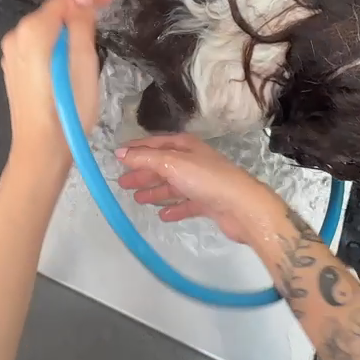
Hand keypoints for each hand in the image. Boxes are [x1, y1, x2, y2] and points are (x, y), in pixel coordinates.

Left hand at [0, 0, 112, 182]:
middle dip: (78, 12)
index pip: (64, 0)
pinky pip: (37, 47)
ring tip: (89, 43)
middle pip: (52, 14)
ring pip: (45, 30)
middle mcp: (16, 36)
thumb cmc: (69, 108)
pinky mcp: (12, 70)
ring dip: (67, 30)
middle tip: (104, 18)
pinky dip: (54, 46)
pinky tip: (68, 63)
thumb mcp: (84, 62)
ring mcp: (11, 54)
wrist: (41, 151)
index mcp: (33, 30)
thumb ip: (81, 22)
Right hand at [116, 133, 289, 247]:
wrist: (241, 206)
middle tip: (122, 183)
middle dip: (142, 173)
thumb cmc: (205, 179)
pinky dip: (173, 207)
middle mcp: (192, 160)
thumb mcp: (171, 163)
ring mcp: (200, 182)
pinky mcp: (207, 202)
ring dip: (154, 190)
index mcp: (184, 146)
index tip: (117, 157)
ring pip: (172, 184)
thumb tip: (120, 152)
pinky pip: (185, 203)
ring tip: (137, 199)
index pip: (154, 144)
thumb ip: (144, 158)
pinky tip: (162, 215)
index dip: (135, 150)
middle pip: (161, 165)